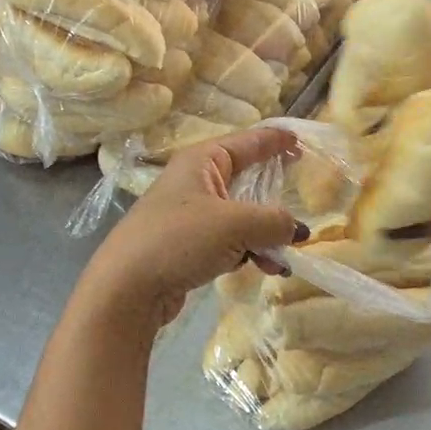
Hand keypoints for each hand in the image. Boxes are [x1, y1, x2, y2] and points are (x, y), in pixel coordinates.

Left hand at [80, 127, 307, 331]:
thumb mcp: (236, 224)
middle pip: (247, 178)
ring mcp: (191, 215)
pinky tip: (267, 269)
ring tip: (287, 254)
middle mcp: (196, 182)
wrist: (126, 289)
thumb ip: (275, 222)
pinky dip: (251, 251)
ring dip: (267, 233)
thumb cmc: (179, 240)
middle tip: (304, 194)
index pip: (249, 141)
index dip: (277, 140)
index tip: (304, 142)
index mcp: (203, 161)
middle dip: (276, 192)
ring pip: (242, 215)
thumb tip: (298, 230)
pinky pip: (231, 241)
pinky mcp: (189, 246)